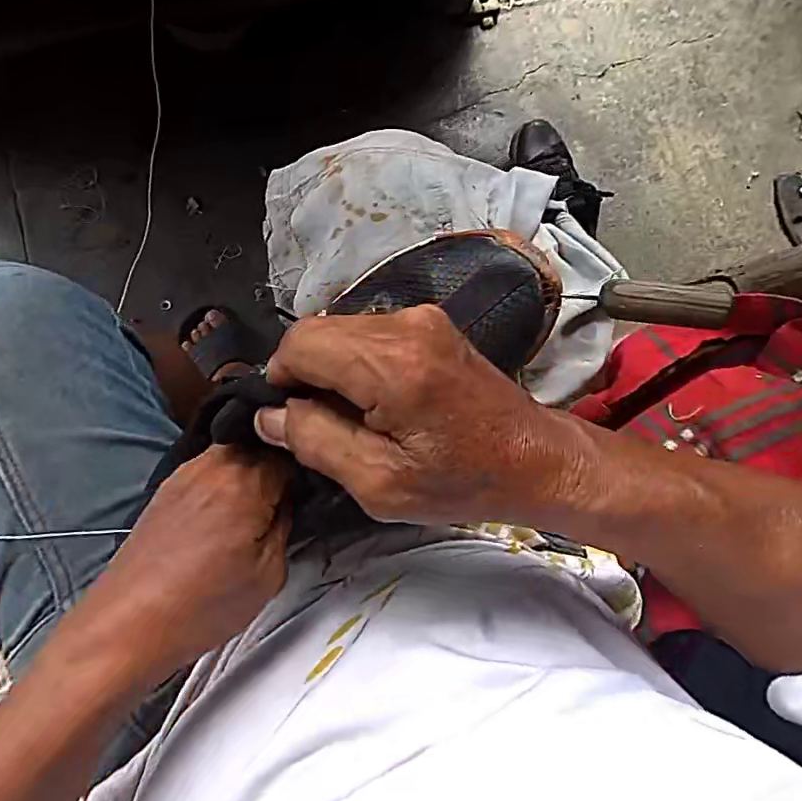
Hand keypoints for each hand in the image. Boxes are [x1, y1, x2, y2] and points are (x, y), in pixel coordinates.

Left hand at [80, 446, 291, 673]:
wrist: (124, 626)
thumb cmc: (199, 605)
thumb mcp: (269, 573)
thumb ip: (287, 524)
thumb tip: (289, 502)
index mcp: (246, 479)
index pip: (294, 451)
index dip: (308, 468)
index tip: (313, 489)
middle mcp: (215, 463)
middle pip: (264, 446)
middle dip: (280, 467)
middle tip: (288, 501)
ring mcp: (187, 471)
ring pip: (237, 455)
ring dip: (251, 474)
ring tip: (255, 511)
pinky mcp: (168, 486)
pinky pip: (211, 469)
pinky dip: (225, 482)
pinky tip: (225, 516)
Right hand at [255, 306, 583, 525]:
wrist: (532, 456)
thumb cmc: (463, 479)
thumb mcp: (379, 483)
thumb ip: (315, 441)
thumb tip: (269, 415)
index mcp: (394, 365)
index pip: (300, 343)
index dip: (281, 379)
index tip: (291, 417)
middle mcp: (408, 325)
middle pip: (318, 330)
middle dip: (305, 374)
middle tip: (324, 422)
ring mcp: (422, 318)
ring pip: (341, 329)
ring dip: (332, 368)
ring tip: (357, 415)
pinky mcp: (431, 322)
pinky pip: (369, 332)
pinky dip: (358, 361)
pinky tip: (379, 398)